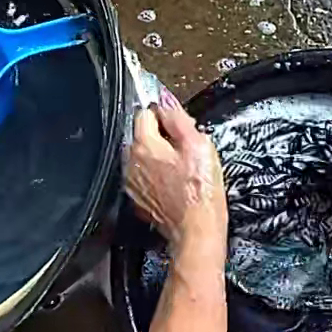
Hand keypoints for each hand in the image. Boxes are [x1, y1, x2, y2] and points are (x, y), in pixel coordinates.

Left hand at [126, 92, 226, 252]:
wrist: (197, 230)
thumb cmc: (200, 192)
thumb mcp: (198, 144)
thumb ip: (178, 118)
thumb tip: (165, 100)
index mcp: (144, 145)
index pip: (145, 113)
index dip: (165, 115)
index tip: (179, 124)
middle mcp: (131, 163)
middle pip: (141, 135)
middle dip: (161, 136)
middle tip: (186, 148)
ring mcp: (132, 183)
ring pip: (142, 156)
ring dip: (158, 157)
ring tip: (182, 168)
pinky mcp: (138, 199)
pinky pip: (144, 177)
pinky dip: (156, 176)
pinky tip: (175, 184)